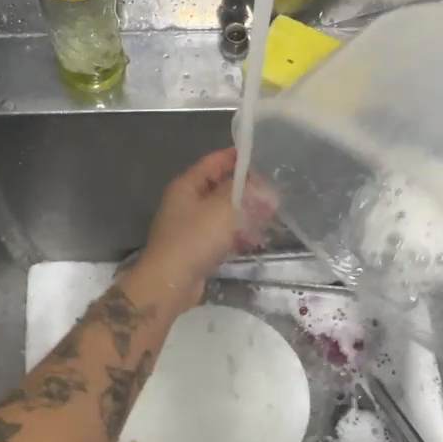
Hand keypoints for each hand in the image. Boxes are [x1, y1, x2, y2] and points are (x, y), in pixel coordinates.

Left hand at [131, 149, 276, 306]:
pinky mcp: (196, 249)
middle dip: (246, 190)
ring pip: (222, 214)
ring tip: (270, 216)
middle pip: (220, 188)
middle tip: (272, 192)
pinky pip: (220, 235)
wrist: (169, 284)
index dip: (236, 158)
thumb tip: (260, 183)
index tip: (262, 157)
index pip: (213, 162)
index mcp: (186, 186)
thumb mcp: (221, 210)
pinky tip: (254, 241)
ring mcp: (190, 227)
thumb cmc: (193, 240)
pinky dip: (236, 235)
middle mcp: (186, 203)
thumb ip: (242, 192)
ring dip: (244, 214)